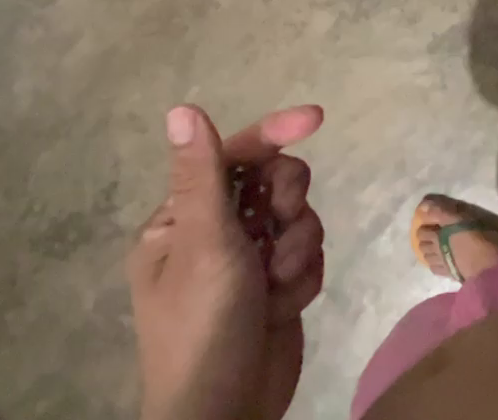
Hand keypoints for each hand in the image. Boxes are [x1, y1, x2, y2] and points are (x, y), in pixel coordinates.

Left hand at [129, 104, 324, 419]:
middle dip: (288, 205)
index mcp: (182, 220)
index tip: (316, 118)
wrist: (227, 412)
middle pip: (275, 182)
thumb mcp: (204, 244)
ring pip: (299, 218)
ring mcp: (247, 260)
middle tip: (278, 230)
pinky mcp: (275, 285)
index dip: (274, 134)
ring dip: (296, 249)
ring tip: (276, 286)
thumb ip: (201, 175)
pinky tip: (283, 307)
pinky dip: (302, 277)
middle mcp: (215, 233)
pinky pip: (308, 254)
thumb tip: (181, 109)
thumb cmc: (204, 325)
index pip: (233, 156)